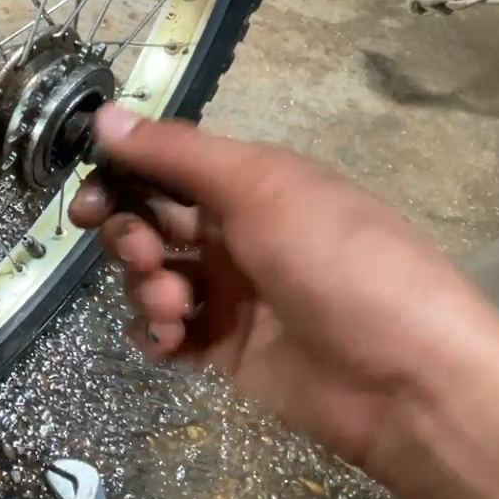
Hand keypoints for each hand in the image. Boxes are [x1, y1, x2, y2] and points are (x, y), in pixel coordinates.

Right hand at [68, 107, 498, 468]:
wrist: (411, 385)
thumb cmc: (340, 264)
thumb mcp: (261, 189)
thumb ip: (175, 153)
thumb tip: (103, 114)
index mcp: (246, 185)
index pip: (161, 167)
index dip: (118, 176)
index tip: (87, 199)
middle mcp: (230, 232)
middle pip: (145, 219)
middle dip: (126, 234)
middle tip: (140, 253)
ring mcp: (225, 291)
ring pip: (147, 274)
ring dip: (144, 285)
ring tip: (175, 308)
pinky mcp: (221, 345)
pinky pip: (162, 328)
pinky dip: (153, 331)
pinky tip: (169, 341)